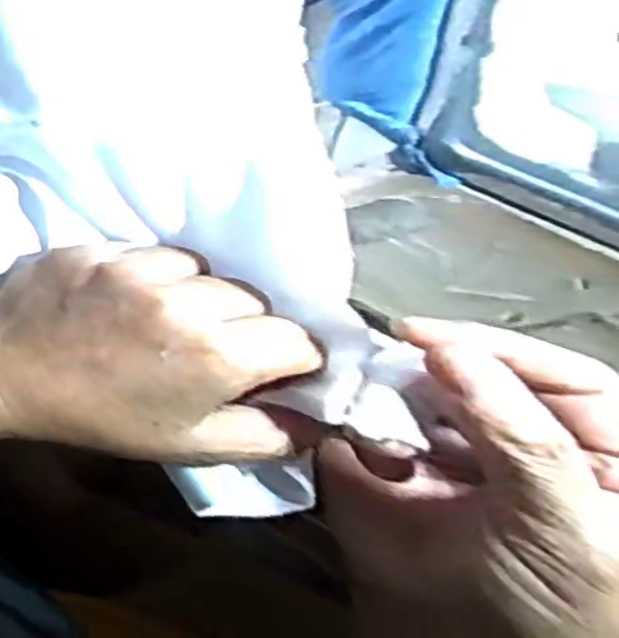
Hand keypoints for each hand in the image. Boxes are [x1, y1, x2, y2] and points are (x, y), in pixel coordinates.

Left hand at [0, 245, 324, 463]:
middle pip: (248, 296)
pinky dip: (141, 269)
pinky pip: (138, 250)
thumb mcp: (190, 444)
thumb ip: (268, 434)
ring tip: (161, 309)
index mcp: (214, 351)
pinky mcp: (88, 249)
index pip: (295, 337)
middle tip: (204, 340)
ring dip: (190, 286)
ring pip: (193, 263)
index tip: (260, 366)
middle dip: (241, 320)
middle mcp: (177, 298)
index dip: (285, 357)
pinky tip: (119, 293)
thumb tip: (318, 418)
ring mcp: (126, 267)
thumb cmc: (98, 416)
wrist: (9, 373)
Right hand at [322, 319, 618, 637]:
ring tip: (368, 406)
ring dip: (382, 389)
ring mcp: (441, 444)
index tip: (422, 336)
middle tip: (381, 365)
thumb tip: (444, 349)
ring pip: (407, 386)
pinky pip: (356, 410)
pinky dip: (347, 410)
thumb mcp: (572, 529)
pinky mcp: (375, 450)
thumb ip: (523, 439)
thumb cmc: (559, 605)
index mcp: (595, 457)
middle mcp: (516, 440)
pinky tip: (355, 433)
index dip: (502, 350)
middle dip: (427, 367)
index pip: (567, 379)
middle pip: (474, 374)